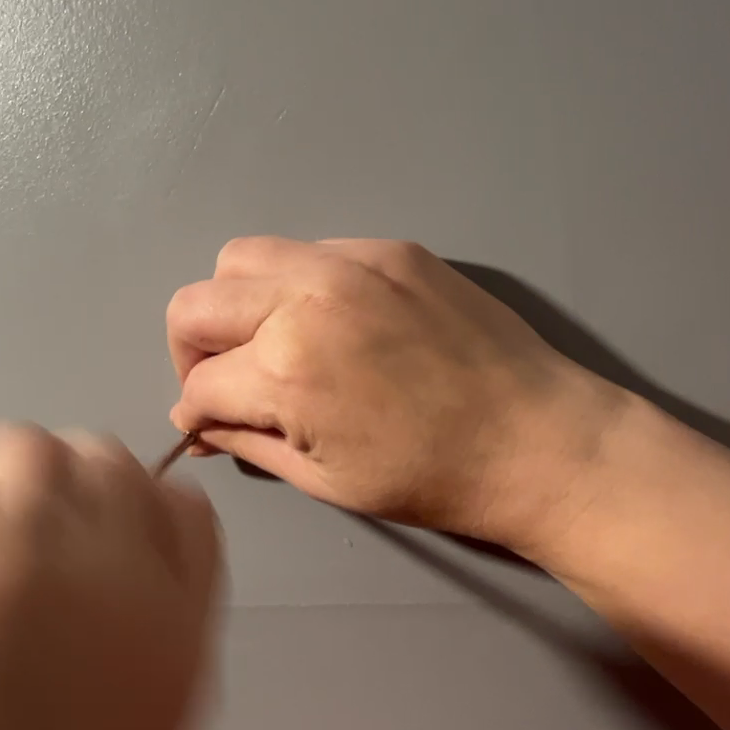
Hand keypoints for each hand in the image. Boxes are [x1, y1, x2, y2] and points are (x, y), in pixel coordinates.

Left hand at [0, 424, 221, 729]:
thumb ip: (119, 649)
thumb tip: (100, 591)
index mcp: (164, 640)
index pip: (184, 517)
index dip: (141, 508)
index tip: (109, 512)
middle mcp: (105, 568)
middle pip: (108, 462)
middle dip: (65, 488)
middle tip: (13, 537)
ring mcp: (15, 529)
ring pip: (25, 449)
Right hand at [167, 236, 628, 553]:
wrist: (539, 442)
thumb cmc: (427, 479)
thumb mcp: (320, 478)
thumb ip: (244, 441)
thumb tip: (197, 425)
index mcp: (284, 371)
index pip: (198, 383)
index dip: (194, 411)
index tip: (206, 425)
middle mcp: (301, 302)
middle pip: (193, 306)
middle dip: (189, 351)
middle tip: (223, 381)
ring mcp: (347, 265)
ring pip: (239, 260)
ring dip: (233, 304)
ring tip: (267, 340)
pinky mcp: (387, 250)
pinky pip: (306, 252)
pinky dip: (293, 286)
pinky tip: (329, 323)